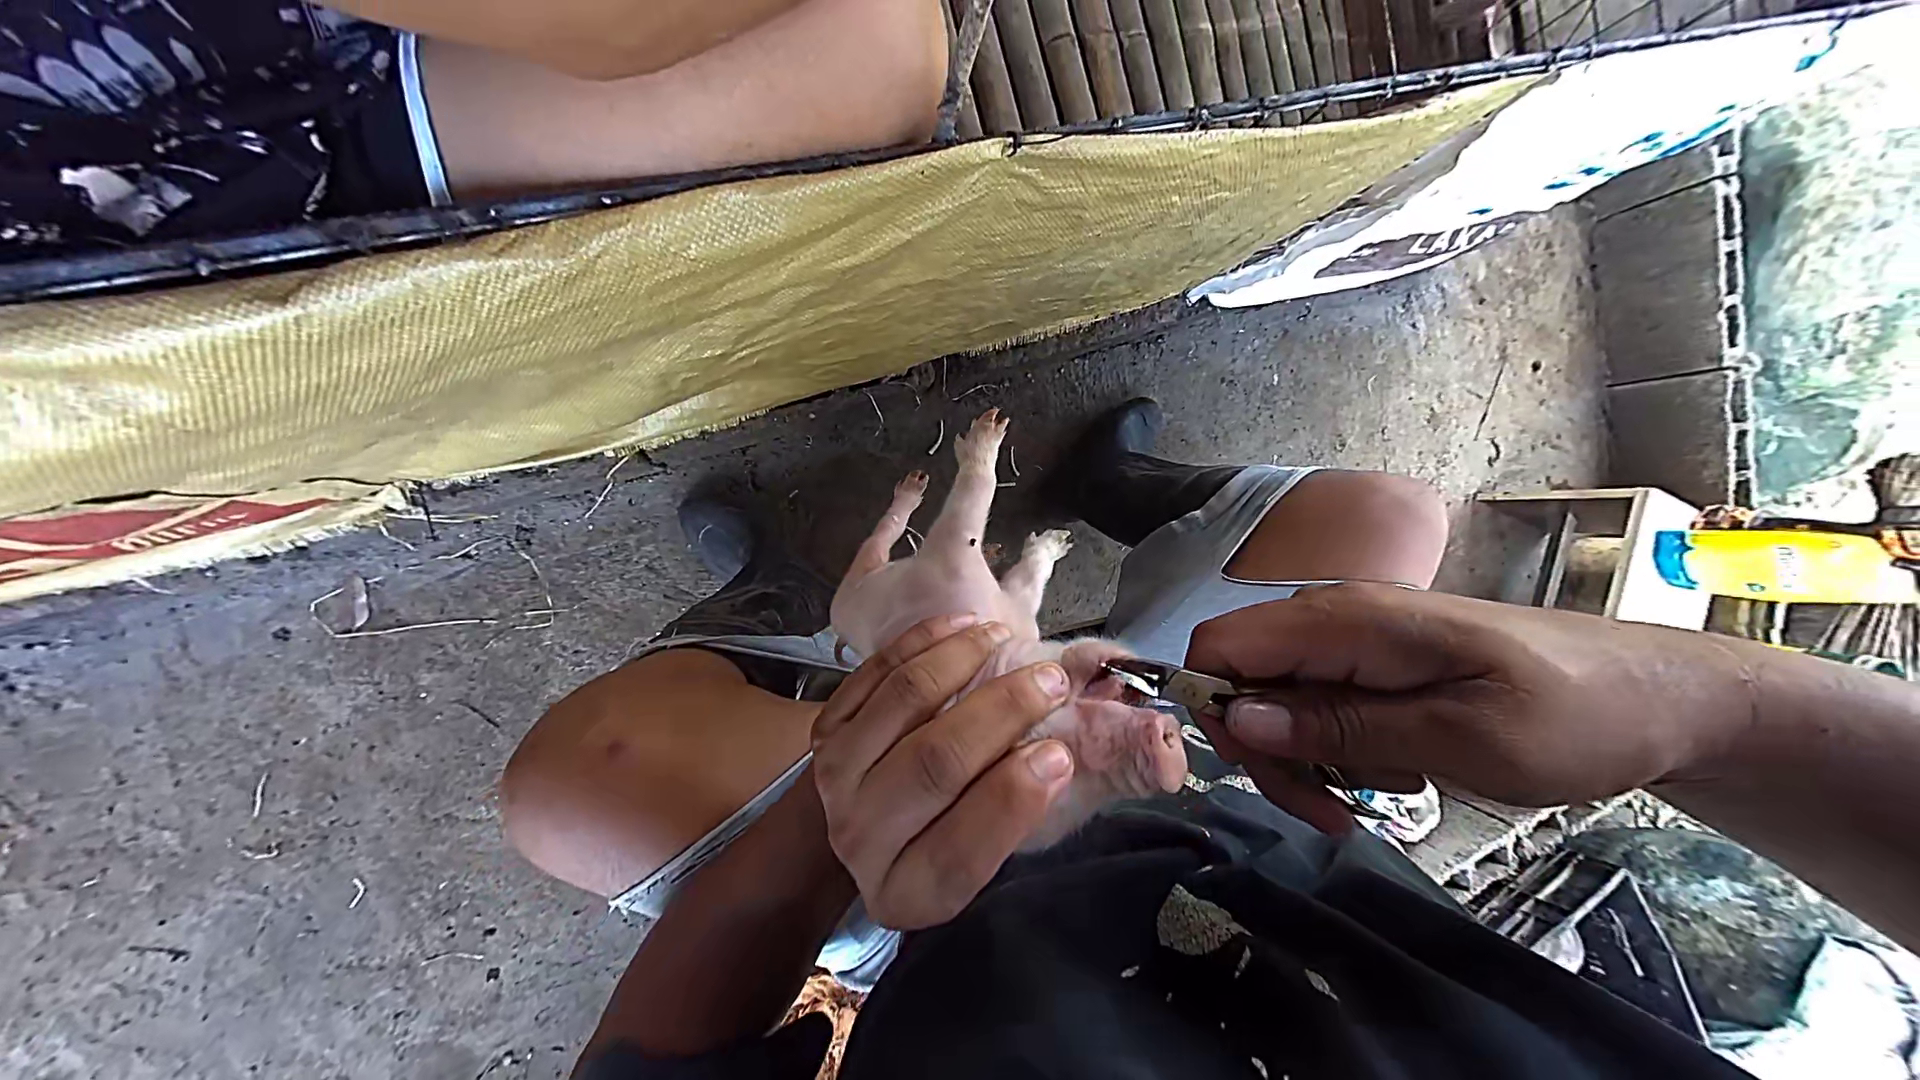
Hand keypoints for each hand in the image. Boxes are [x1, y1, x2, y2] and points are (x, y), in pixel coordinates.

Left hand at [811, 614, 1075, 928]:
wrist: (868, 816)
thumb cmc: (946, 830)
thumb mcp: (990, 846)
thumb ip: (1029, 807)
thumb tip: (1074, 748)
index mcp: (911, 890)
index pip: (961, 852)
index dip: (1013, 799)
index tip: (1061, 753)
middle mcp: (863, 836)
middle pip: (933, 763)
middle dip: (1002, 711)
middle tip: (1051, 680)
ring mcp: (837, 775)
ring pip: (904, 700)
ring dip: (961, 659)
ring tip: (1004, 637)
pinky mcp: (827, 726)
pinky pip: (876, 669)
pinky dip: (923, 640)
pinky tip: (964, 626)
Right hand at [1184, 583, 1757, 830]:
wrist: (1662, 694)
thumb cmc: (1577, 714)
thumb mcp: (1461, 738)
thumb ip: (1343, 726)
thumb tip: (1240, 720)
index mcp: (1342, 620)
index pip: (1219, 645)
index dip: (1214, 707)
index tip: (1265, 769)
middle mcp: (1329, 616)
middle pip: (1239, 676)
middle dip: (1265, 747)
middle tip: (1328, 808)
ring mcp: (1347, 635)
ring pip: (1271, 694)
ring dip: (1302, 753)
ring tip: (1377, 790)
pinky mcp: (1365, 656)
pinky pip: (1311, 699)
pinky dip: (1330, 743)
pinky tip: (1387, 767)